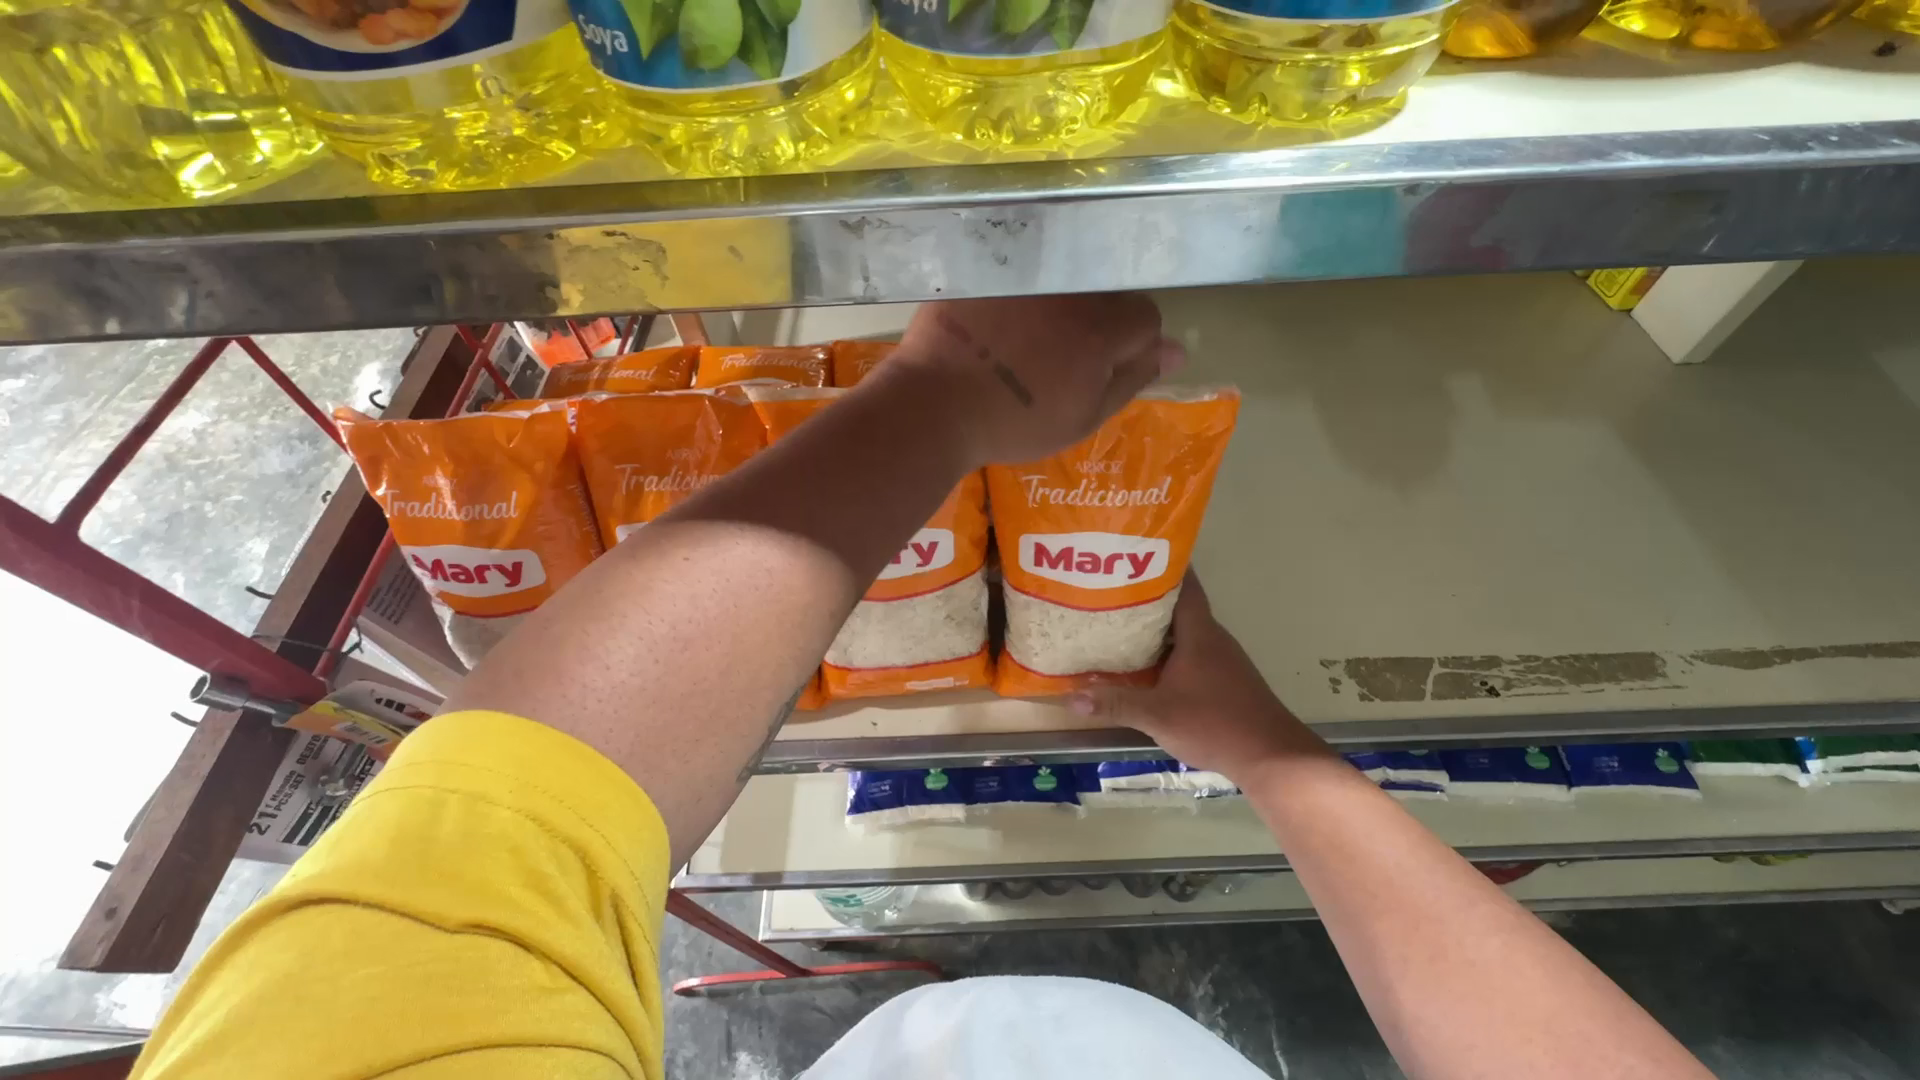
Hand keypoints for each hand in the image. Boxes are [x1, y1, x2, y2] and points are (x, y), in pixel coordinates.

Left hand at [891, 294, 1184, 465]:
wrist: (934, 407)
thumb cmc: (1013, 424)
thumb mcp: (1084, 417)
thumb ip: (1133, 379)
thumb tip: (1176, 351)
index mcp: (1101, 326)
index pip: (1145, 316)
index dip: (1130, 346)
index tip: (1100, 371)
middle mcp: (1068, 287)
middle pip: (1104, 293)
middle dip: (1094, 322)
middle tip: (1057, 360)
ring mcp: (1022, 273)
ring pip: (1061, 280)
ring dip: (1055, 305)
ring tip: (1020, 344)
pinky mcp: (981, 269)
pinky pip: (1015, 272)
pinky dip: (1013, 295)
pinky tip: (991, 328)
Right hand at [1067, 572, 1328, 780]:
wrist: (1273, 757)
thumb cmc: (1215, 724)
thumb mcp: (1157, 715)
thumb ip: (1114, 704)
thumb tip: (1070, 698)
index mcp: (1199, 633)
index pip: (1183, 584)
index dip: (1161, 567)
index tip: (1133, 555)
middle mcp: (1213, 639)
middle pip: (1178, 607)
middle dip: (1146, 599)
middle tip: (1109, 594)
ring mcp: (1223, 660)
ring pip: (1184, 633)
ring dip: (1156, 629)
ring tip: (1118, 627)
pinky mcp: (1226, 681)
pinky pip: (1192, 654)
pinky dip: (1168, 653)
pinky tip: (1146, 667)